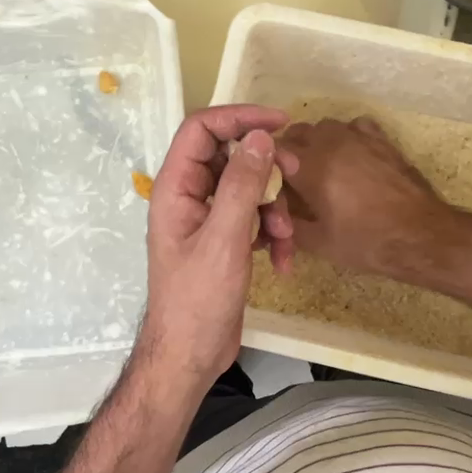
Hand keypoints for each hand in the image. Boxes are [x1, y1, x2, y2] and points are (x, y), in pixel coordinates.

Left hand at [138, 105, 301, 383]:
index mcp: (175, 188)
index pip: (202, 130)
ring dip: (275, 208)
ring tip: (286, 237)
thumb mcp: (225, 240)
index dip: (239, 117)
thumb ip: (242, 185)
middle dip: (266, 167)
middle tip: (296, 174)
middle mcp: (188, 197)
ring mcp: (206, 220)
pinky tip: (283, 262)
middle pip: (231, 156)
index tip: (280, 123)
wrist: (191, 355)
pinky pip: (253, 220)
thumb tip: (260, 138)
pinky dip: (272, 234)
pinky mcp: (224, 242)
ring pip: (248, 189)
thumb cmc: (198, 300)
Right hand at [278, 117, 466, 281]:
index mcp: (309, 166)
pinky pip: (355, 126)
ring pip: (325, 127)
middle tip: (292, 180)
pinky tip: (351, 157)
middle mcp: (331, 143)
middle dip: (289, 153)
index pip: (274, 151)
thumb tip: (276, 216)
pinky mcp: (381, 140)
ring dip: (316, 142)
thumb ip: (290, 224)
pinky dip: (346, 136)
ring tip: (320, 168)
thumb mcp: (318, 243)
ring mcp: (358, 137)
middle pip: (297, 133)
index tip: (269, 183)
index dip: (267, 166)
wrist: (420, 236)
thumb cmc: (366, 242)